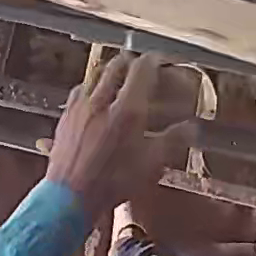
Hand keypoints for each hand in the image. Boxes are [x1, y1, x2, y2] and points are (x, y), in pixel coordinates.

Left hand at [45, 54, 190, 217]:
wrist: (69, 196)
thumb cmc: (114, 182)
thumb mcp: (151, 164)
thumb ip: (172, 141)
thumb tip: (190, 127)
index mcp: (127, 109)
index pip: (141, 70)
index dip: (153, 61)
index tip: (159, 60)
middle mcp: (101, 101)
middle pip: (114, 67)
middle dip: (129, 62)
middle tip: (137, 64)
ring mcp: (79, 107)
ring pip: (93, 76)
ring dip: (107, 72)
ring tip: (116, 77)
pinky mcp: (65, 117)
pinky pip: (78, 92)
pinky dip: (90, 88)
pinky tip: (92, 99)